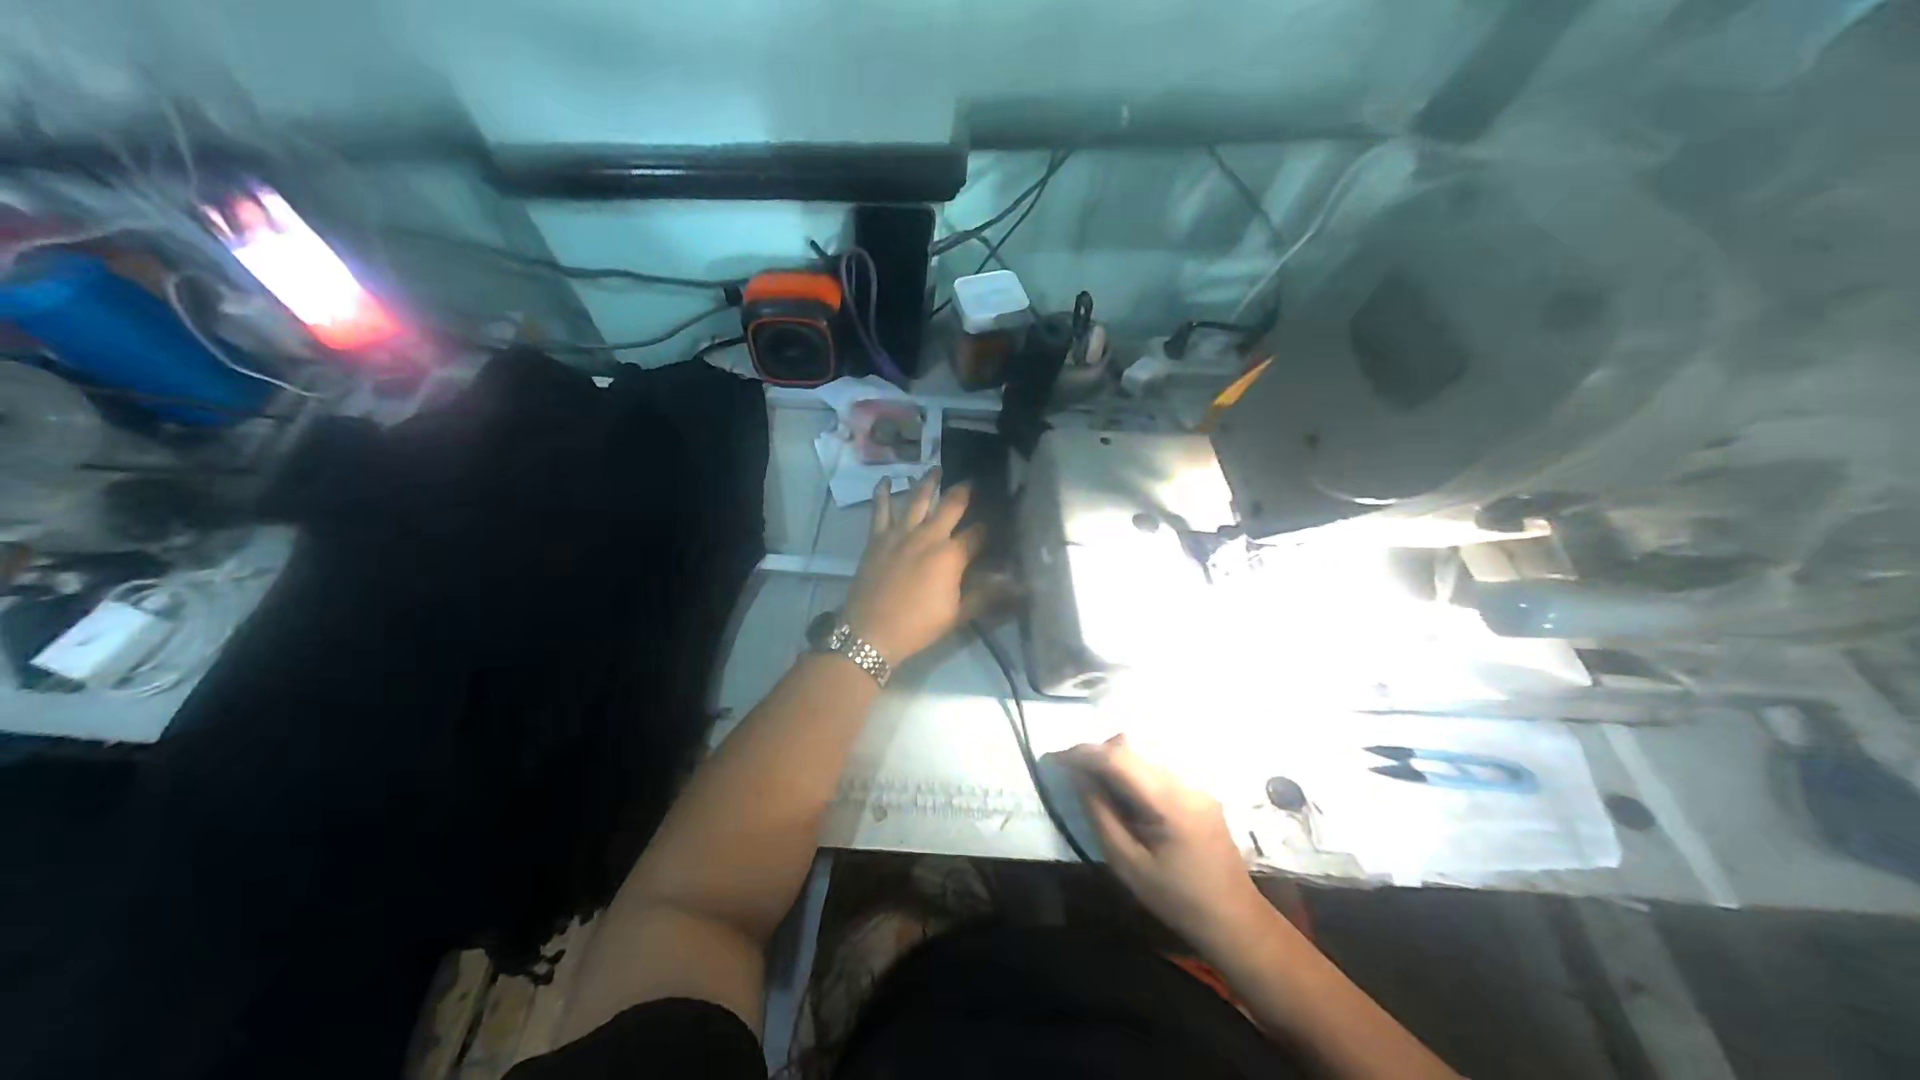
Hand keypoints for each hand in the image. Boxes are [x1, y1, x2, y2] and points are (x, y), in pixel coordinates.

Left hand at [842, 470, 981, 661]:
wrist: (870, 633)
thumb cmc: (918, 626)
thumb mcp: (957, 614)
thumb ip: (985, 594)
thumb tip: (1014, 582)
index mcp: (951, 556)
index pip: (977, 534)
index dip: (989, 527)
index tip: (996, 520)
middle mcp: (928, 536)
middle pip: (951, 505)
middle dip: (964, 492)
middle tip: (972, 481)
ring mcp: (901, 533)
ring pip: (917, 498)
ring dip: (929, 482)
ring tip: (936, 468)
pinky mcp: (877, 538)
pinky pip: (880, 509)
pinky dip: (882, 493)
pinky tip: (885, 480)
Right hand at [1060, 735, 1267, 945]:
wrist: (1235, 920)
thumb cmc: (1178, 900)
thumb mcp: (1128, 864)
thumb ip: (1101, 816)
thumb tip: (1080, 779)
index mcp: (1169, 801)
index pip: (1118, 759)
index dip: (1082, 754)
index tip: (1053, 759)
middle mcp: (1185, 783)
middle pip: (1131, 750)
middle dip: (1095, 755)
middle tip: (1069, 774)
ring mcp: (1195, 786)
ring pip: (1143, 758)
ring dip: (1113, 764)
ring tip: (1091, 786)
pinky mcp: (1199, 794)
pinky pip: (1156, 772)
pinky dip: (1132, 775)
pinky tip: (1121, 798)